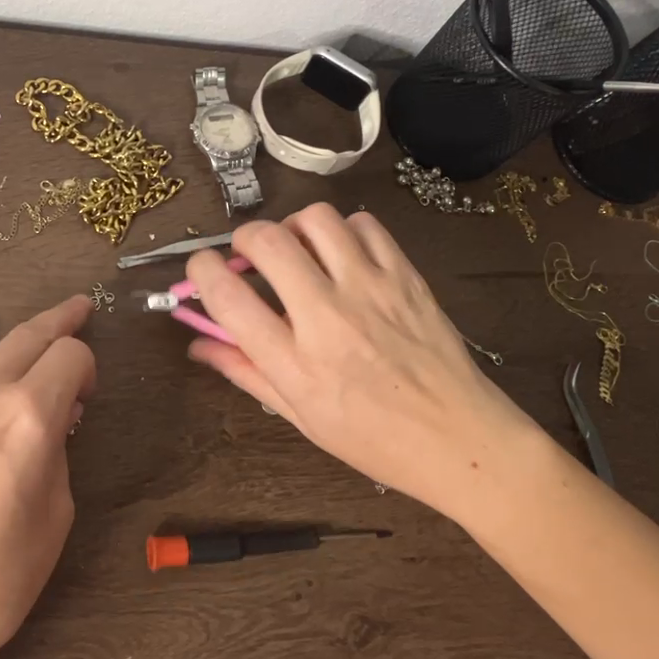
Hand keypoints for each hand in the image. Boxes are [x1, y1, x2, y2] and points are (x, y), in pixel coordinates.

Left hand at [0, 295, 95, 658]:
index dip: (87, 367)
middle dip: (59, 322)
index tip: (86, 393)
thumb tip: (53, 419)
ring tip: (8, 398)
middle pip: (26, 334)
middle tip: (77, 312)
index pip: (70, 353)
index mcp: (27, 418)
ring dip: (4, 365)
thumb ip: (58, 450)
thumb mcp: (55, 517)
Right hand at [184, 203, 541, 515]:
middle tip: (249, 256)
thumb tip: (197, 343)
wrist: (460, 439)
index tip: (201, 270)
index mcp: (295, 363)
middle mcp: (328, 317)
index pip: (227, 297)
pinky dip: (342, 230)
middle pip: (265, 241)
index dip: (200, 272)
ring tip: (297, 251)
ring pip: (314, 219)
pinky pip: (364, 224)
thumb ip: (245, 372)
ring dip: (293, 227)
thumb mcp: (300, 416)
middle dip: (243, 239)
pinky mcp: (405, 275)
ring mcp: (371, 289)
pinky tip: (342, 255)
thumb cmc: (374, 439)